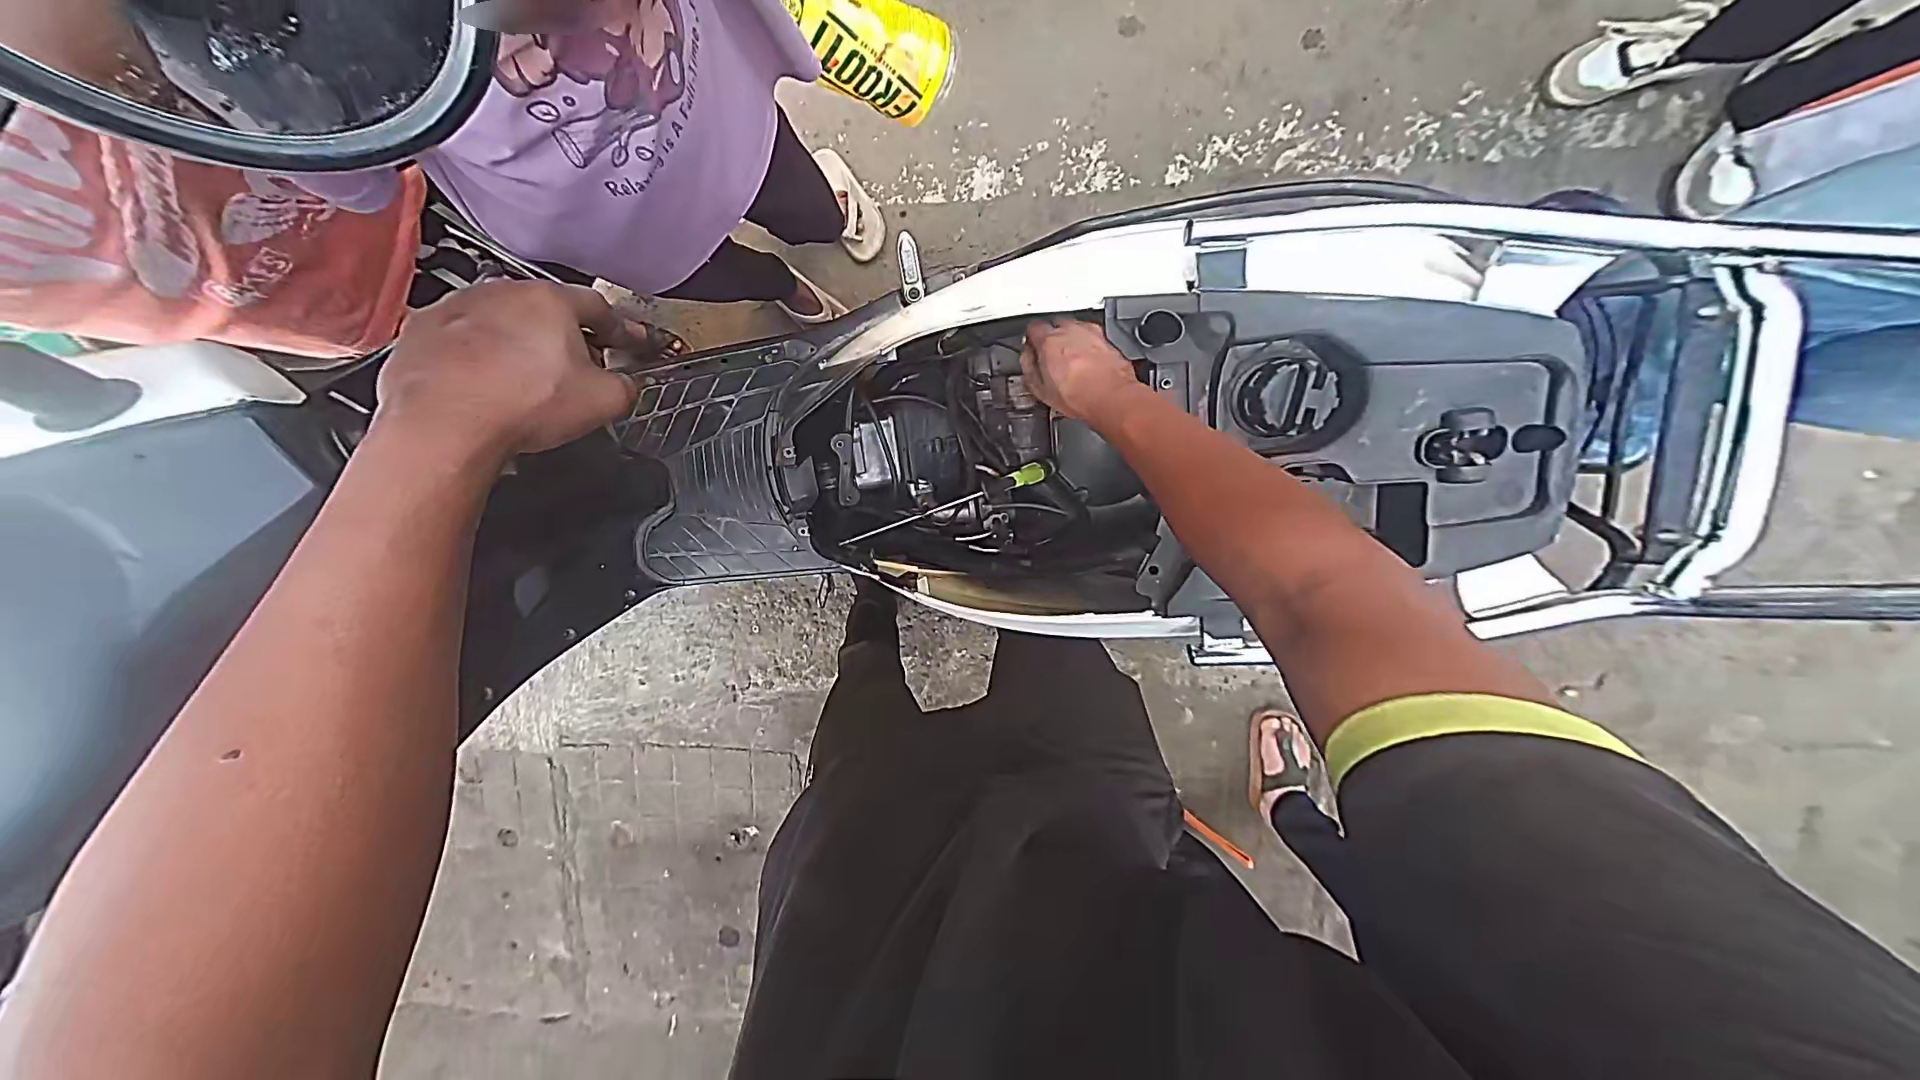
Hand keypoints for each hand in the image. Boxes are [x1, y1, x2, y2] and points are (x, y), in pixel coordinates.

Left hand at [375, 281, 639, 464]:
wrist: (445, 424)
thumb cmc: (520, 403)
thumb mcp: (604, 401)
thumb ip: (625, 385)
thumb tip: (624, 385)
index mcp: (550, 300)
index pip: (599, 307)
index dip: (620, 329)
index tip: (628, 342)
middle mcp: (502, 293)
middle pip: (548, 312)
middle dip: (566, 339)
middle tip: (578, 372)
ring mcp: (458, 308)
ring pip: (505, 324)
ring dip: (521, 347)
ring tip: (529, 386)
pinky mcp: (423, 331)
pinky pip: (465, 341)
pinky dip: (481, 360)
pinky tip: (490, 389)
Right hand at [1019, 317, 1144, 424]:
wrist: (1111, 398)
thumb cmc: (1080, 396)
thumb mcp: (1041, 390)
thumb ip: (1029, 368)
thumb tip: (1027, 359)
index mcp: (1048, 340)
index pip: (1033, 328)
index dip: (1031, 340)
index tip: (1032, 350)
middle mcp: (1070, 331)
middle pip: (1055, 325)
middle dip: (1052, 338)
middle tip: (1051, 357)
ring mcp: (1090, 333)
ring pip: (1074, 329)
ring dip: (1071, 340)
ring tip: (1071, 361)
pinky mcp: (1106, 339)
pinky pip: (1091, 337)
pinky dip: (1087, 345)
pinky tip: (1087, 362)